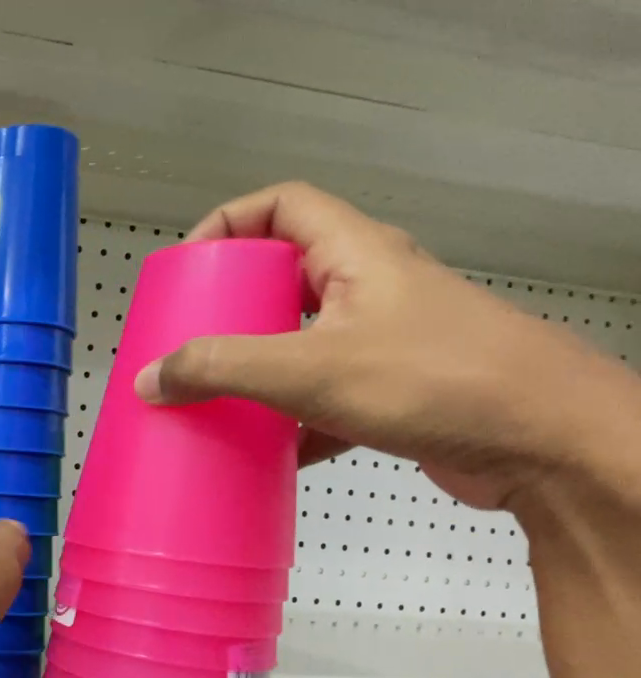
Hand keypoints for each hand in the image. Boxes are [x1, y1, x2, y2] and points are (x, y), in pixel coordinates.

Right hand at [133, 182, 640, 513]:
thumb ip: (222, 369)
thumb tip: (148, 379)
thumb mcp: (310, 370)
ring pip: (298, 338)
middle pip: (283, 275)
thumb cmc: (436, 381)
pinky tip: (259, 450)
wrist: (552, 445)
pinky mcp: (394, 390)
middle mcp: (372, 288)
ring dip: (251, 366)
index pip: (283, 205)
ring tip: (208, 396)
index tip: (184, 269)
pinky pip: (318, 394)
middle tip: (184, 340)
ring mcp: (385, 340)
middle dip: (227, 306)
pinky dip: (284, 418)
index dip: (227, 223)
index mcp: (358, 256)